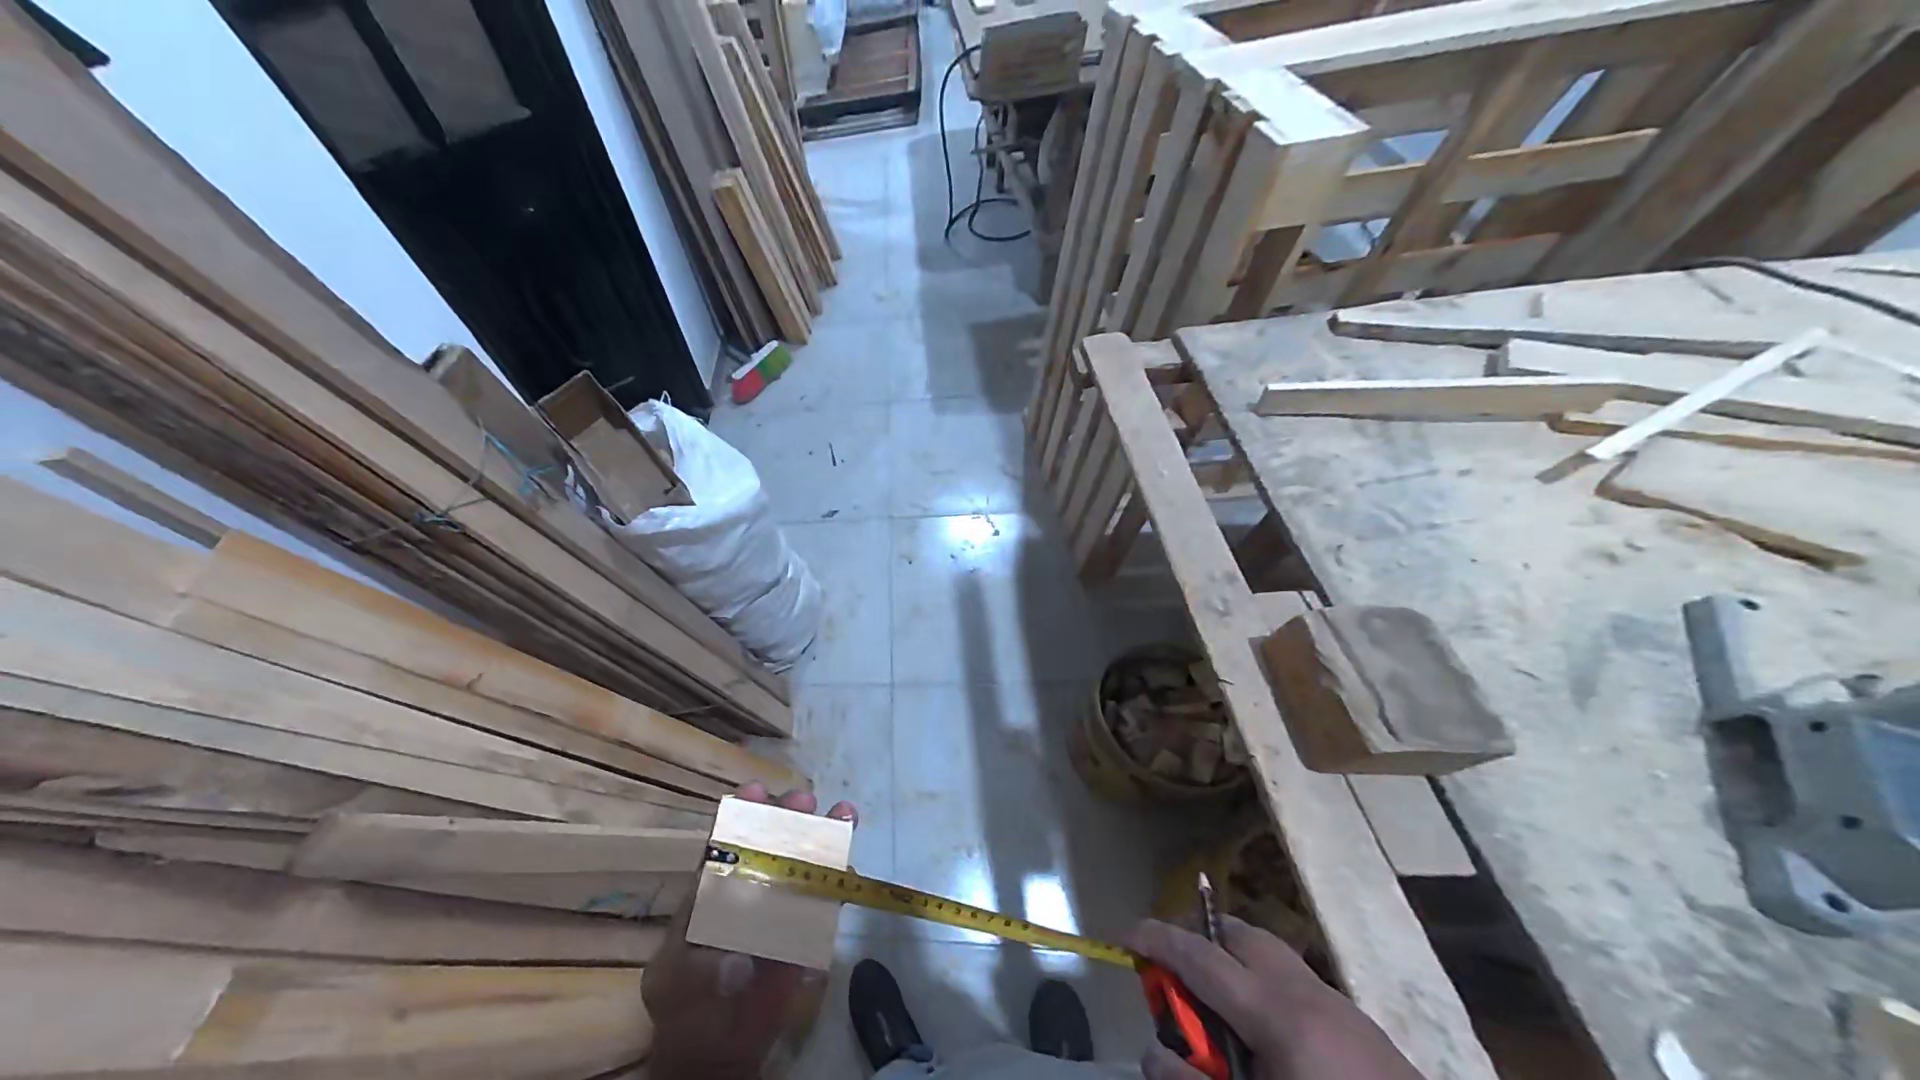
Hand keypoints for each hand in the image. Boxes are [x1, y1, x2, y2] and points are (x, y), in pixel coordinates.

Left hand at [644, 783, 856, 1079]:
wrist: (720, 1051)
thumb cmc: (687, 1008)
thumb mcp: (677, 978)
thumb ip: (699, 958)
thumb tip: (734, 941)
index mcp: (712, 891)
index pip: (727, 843)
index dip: (742, 815)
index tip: (755, 789)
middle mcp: (749, 890)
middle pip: (770, 846)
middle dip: (787, 819)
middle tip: (803, 800)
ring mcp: (780, 909)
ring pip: (803, 865)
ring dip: (821, 838)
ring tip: (841, 812)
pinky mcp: (807, 932)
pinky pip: (825, 901)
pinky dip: (838, 879)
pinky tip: (849, 861)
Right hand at [1129, 916, 1424, 1079]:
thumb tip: (1150, 1053)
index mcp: (1277, 1014)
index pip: (1201, 956)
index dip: (1157, 939)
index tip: (1125, 935)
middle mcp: (1305, 990)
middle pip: (1238, 933)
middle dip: (1197, 939)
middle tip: (1173, 976)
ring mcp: (1335, 1001)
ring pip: (1266, 950)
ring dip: (1229, 959)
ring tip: (1213, 1007)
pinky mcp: (1355, 1020)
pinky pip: (1290, 977)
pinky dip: (1259, 982)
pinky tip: (1261, 1034)